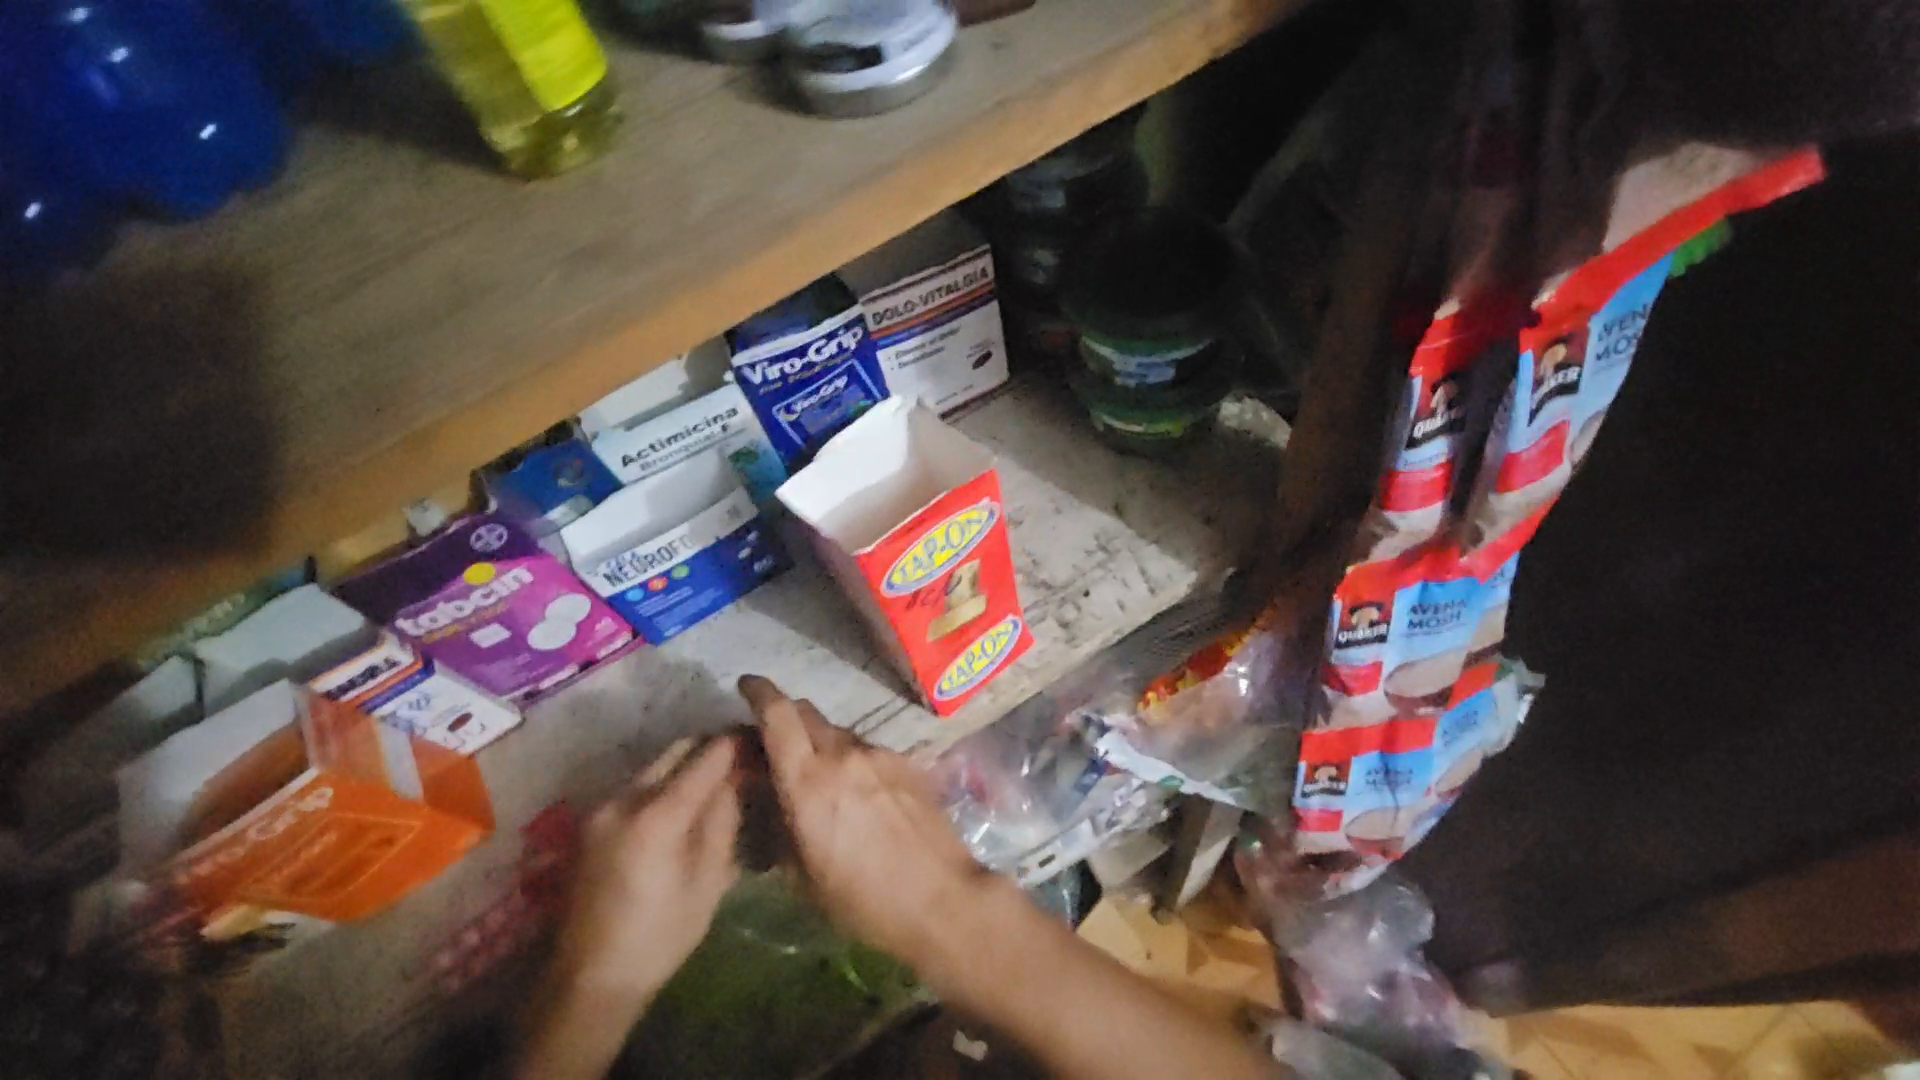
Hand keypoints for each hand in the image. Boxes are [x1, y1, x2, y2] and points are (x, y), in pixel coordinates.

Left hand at [551, 736, 740, 1009]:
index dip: (741, 743)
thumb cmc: (660, 936)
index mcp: (658, 815)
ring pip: (660, 763)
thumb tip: (743, 774)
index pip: (710, 754)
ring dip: (692, 763)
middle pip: (681, 748)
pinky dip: (671, 782)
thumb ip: (725, 818)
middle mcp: (626, 797)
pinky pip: (643, 782)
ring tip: (722, 784)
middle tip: (746, 763)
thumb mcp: (709, 879)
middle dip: (716, 748)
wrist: (590, 977)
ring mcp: (605, 805)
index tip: (764, 745)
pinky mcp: (596, 818)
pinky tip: (689, 805)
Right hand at [737, 675, 986, 963]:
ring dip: (821, 744)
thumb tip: (770, 800)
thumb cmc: (864, 901)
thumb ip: (779, 827)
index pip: (778, 715)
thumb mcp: (803, 878)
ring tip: (821, 778)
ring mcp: (880, 755)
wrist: (942, 899)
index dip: (759, 692)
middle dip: (786, 718)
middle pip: (807, 714)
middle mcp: (844, 755)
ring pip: (839, 733)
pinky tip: (860, 794)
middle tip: (776, 742)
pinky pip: (868, 751)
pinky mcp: (908, 764)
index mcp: (809, 781)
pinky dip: (852, 761)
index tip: (747, 684)